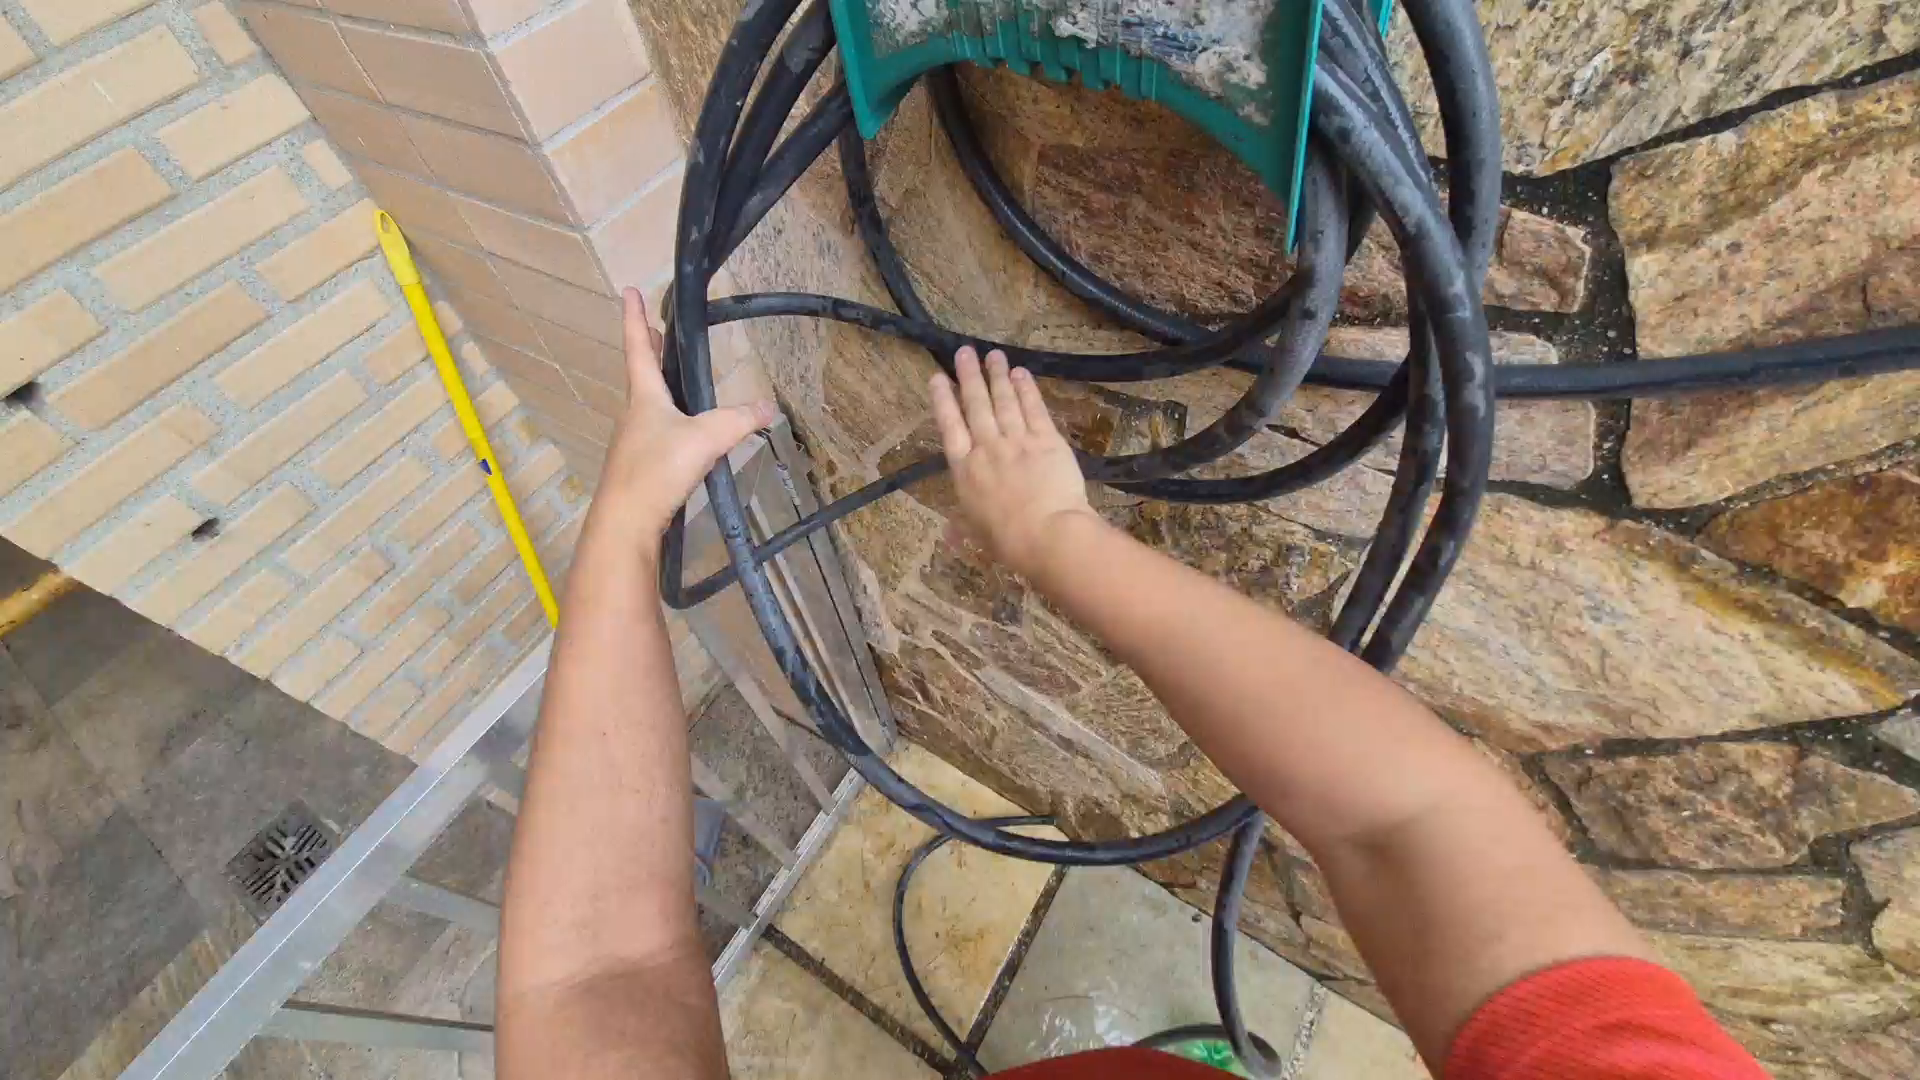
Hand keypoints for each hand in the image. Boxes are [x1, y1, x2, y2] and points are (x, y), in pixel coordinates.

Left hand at [595, 288, 775, 544]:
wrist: (627, 520)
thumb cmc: (657, 470)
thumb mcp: (705, 439)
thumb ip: (739, 420)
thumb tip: (770, 406)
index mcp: (645, 397)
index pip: (639, 347)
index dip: (636, 318)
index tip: (630, 290)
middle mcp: (635, 414)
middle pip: (643, 373)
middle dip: (650, 350)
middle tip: (657, 330)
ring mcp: (636, 441)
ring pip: (651, 404)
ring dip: (662, 386)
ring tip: (677, 378)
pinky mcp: (643, 466)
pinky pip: (659, 431)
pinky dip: (671, 418)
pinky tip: (687, 433)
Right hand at [929, 346, 1098, 577]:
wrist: (1046, 533)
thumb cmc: (1007, 541)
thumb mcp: (976, 534)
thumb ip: (961, 528)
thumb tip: (947, 536)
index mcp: (965, 471)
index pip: (950, 427)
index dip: (943, 401)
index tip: (937, 378)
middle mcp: (987, 448)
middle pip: (976, 405)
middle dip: (968, 376)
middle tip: (964, 352)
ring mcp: (1017, 441)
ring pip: (1004, 401)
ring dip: (997, 375)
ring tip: (992, 354)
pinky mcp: (1047, 440)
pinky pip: (1034, 408)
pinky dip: (1026, 389)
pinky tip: (1021, 373)